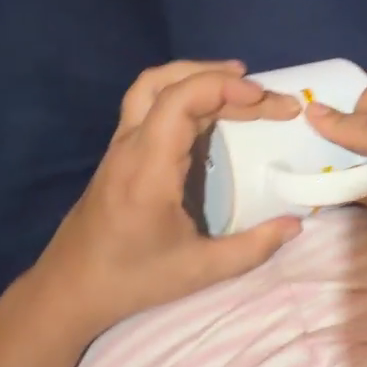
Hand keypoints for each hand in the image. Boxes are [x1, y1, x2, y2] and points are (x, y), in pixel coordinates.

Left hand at [32, 61, 302, 335]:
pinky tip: (212, 110)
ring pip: (153, 85)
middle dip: (220, 79)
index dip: (222, 87)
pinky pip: (150, 104)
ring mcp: (121, 145)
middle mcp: (130, 145)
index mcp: (148, 168)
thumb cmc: (132, 279)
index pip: (179, 100)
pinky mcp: (121, 151)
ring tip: (240, 87)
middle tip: (266, 97)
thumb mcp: (200, 271)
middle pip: (167, 82)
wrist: (69, 289)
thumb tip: (296, 224)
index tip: (263, 100)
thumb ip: (252, 248)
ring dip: (197, 77)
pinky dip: (185, 94)